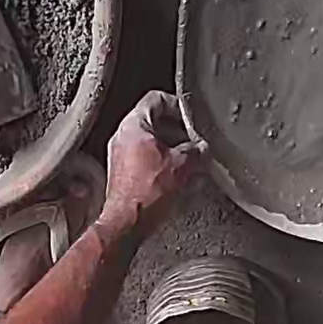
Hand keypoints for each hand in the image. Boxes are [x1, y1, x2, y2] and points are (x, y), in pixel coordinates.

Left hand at [100, 91, 204, 237]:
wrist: (127, 224)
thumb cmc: (147, 193)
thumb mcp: (183, 166)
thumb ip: (196, 151)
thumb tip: (202, 149)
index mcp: (133, 125)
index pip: (156, 99)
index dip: (178, 105)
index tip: (192, 117)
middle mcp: (122, 137)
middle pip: (154, 121)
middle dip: (178, 130)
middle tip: (195, 140)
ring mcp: (120, 156)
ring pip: (150, 142)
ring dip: (172, 148)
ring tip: (190, 161)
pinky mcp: (123, 175)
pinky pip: (145, 160)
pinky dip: (162, 164)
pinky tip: (178, 178)